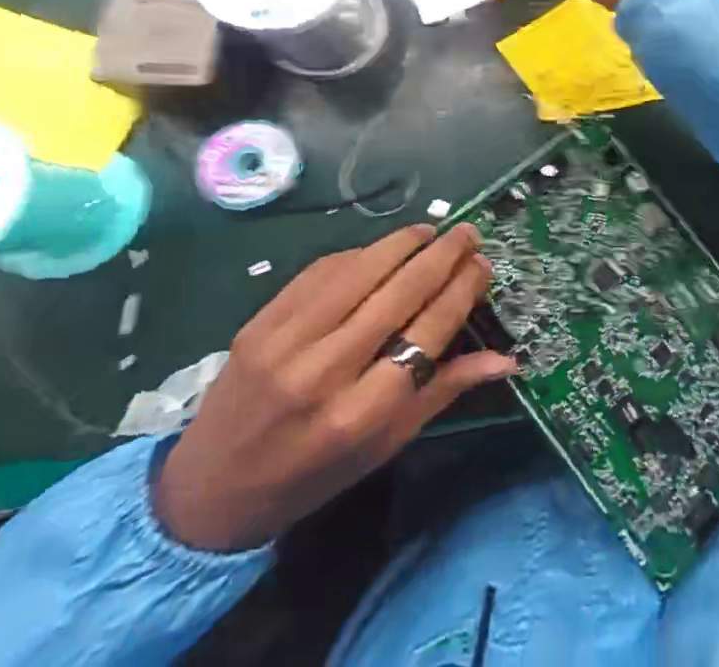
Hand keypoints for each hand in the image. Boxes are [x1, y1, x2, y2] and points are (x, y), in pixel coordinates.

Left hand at [153, 224, 515, 551]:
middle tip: (468, 234)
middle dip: (441, 256)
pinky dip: (357, 255)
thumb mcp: (384, 447)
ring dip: (401, 244)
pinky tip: (381, 248)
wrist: (213, 487)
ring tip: (432, 231)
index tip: (483, 266)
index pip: (428, 332)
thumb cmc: (311, 478)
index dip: (461, 291)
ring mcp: (286, 339)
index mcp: (363, 413)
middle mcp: (326, 369)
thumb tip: (506, 360)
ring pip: (359, 272)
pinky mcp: (261, 321)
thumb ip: (442, 393)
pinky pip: (319, 273)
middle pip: (398, 293)